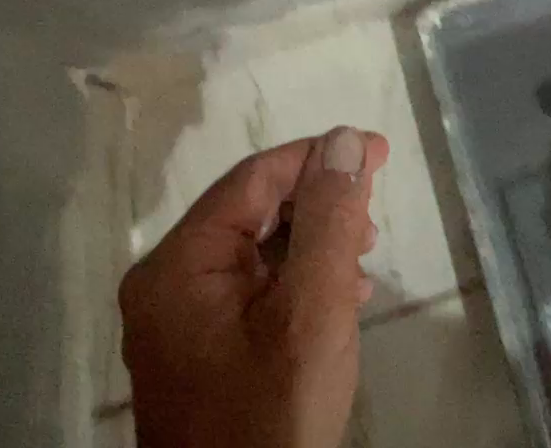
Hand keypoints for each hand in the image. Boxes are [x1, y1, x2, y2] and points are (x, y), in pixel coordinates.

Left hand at [118, 126, 389, 447]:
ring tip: (363, 261)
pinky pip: (257, 286)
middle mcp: (170, 282)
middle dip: (321, 205)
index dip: (321, 156)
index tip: (380, 151)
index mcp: (179, 265)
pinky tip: (341, 295)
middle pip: (255, 209)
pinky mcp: (205, 346)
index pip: (255, 178)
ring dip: (318, 242)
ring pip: (261, 247)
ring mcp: (184, 318)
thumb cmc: (274, 411)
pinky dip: (303, 278)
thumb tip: (346, 139)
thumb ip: (330, 218)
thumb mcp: (313, 307)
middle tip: (373, 221)